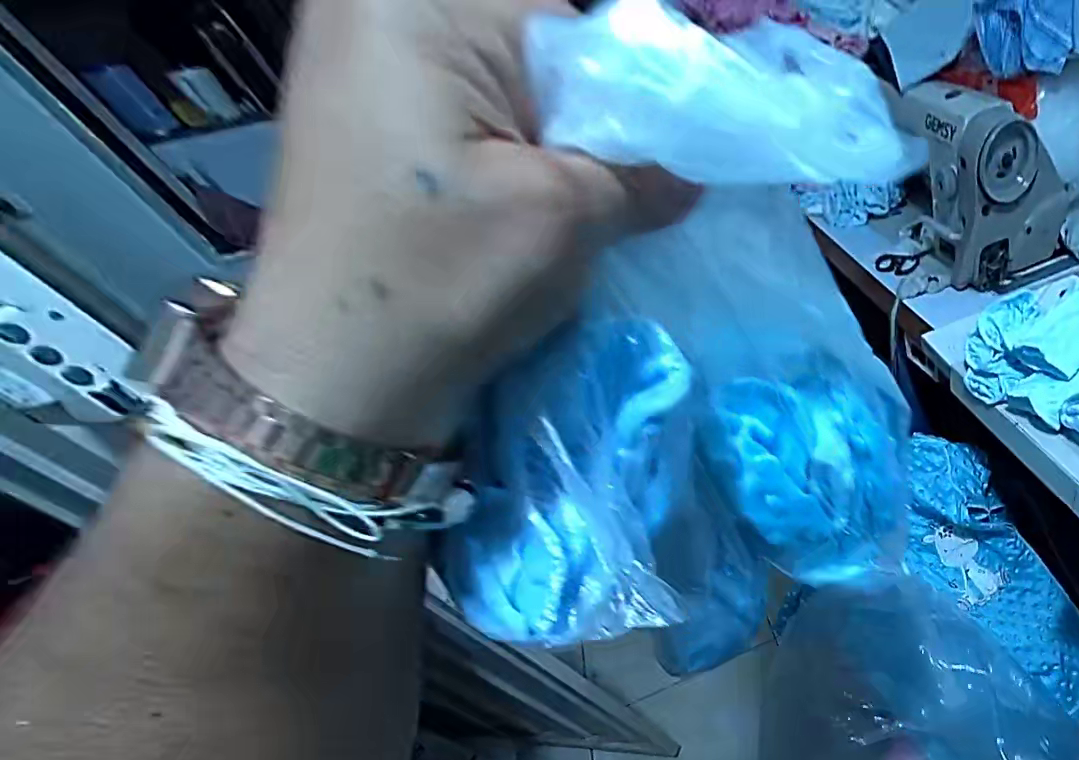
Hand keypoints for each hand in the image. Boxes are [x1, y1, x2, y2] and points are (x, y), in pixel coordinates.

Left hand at [223, 0, 698, 447]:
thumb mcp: (566, 217)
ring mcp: (374, 74)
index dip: (634, 97)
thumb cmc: (447, 277)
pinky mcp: (384, 129)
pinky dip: (532, 172)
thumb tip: (694, 169)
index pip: (572, 27)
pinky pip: (490, 133)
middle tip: (626, 201)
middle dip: (598, 131)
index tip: (665, 169)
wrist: (345, 368)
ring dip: (569, 159)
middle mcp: (383, 17)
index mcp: (418, 11)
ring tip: (585, 218)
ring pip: (523, 104)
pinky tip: (542, 220)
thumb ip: (642, 177)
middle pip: (546, 61)